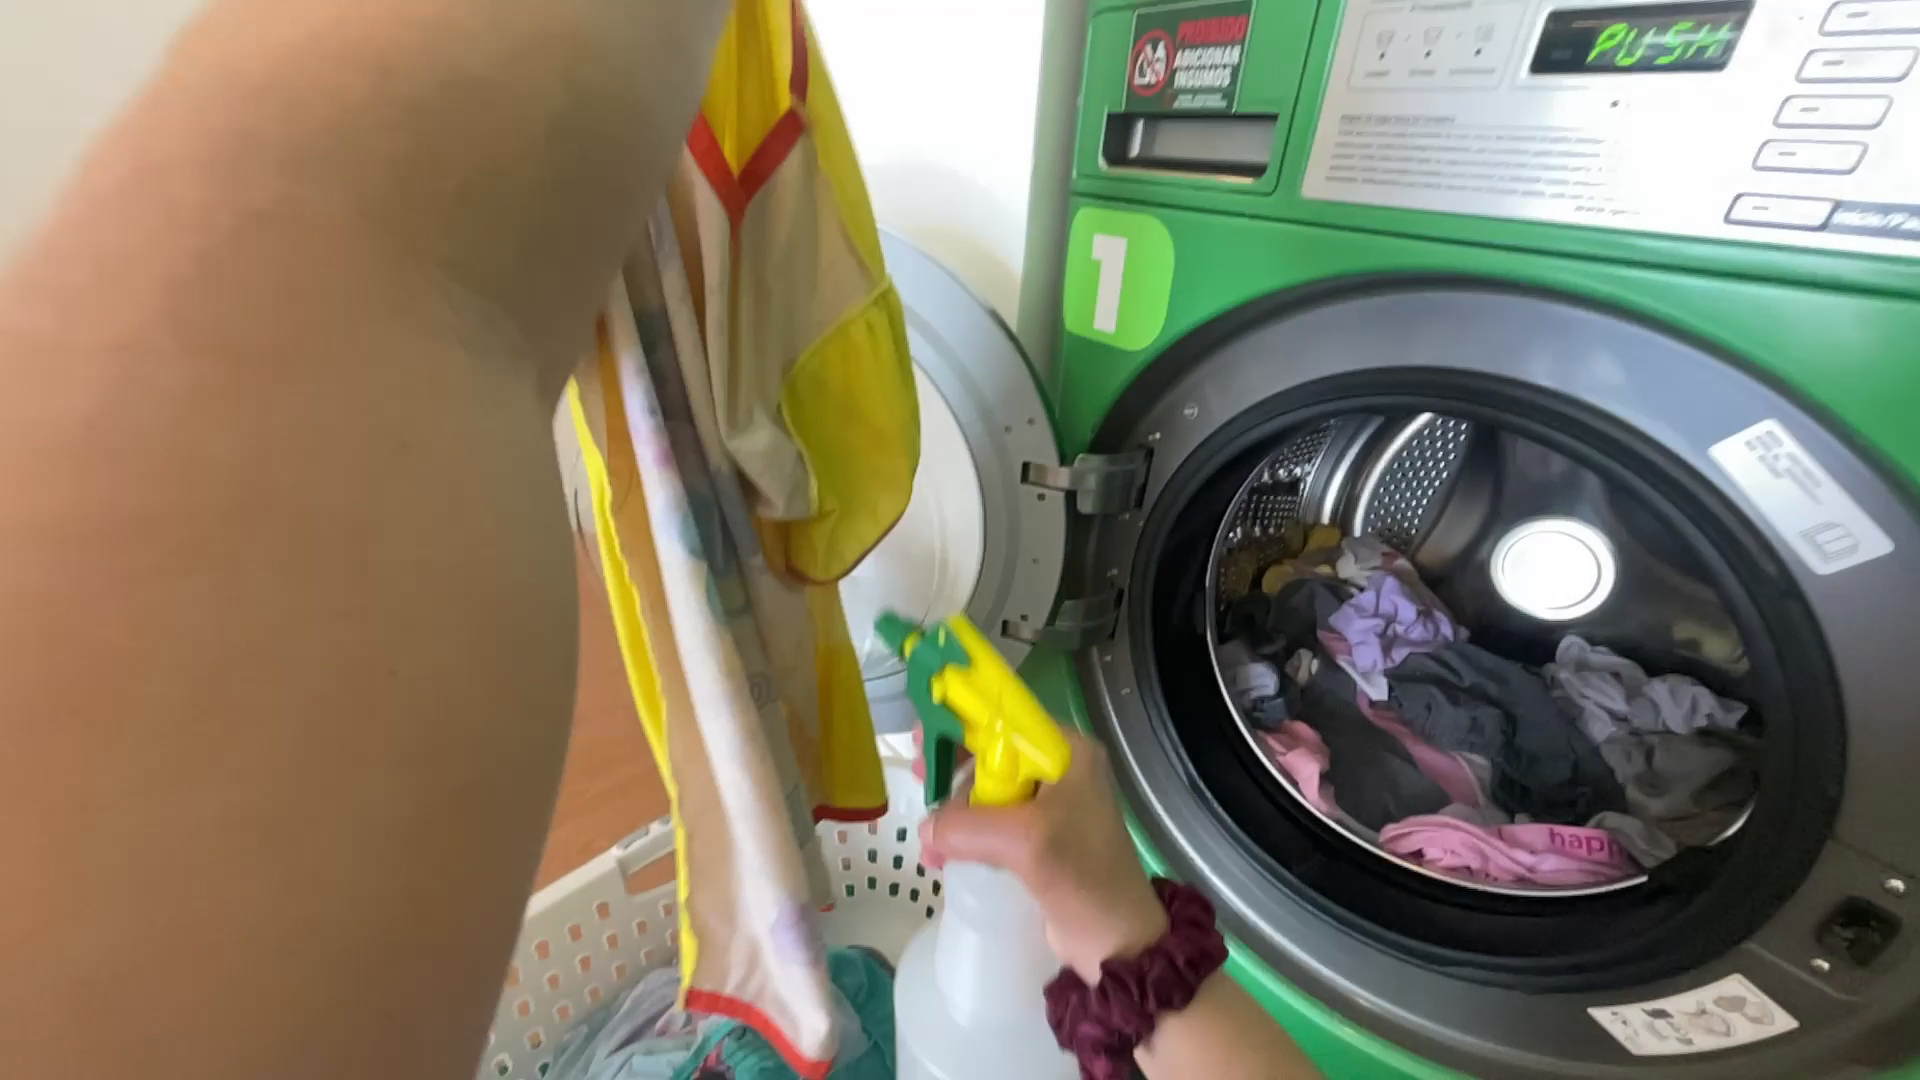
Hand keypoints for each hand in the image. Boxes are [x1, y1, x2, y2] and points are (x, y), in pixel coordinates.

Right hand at [917, 730, 1169, 980]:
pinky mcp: (1039, 837)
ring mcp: (1050, 804)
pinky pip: (993, 822)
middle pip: (992, 755)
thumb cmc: (1083, 875)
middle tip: (920, 779)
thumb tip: (926, 828)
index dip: (963, 723)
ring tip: (931, 840)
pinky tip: (941, 854)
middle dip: (954, 772)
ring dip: (955, 813)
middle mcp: (1060, 769)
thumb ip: (968, 826)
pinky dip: (966, 834)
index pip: (1007, 721)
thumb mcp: (1025, 841)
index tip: (926, 735)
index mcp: (1068, 752)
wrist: (1118, 943)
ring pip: (988, 791)